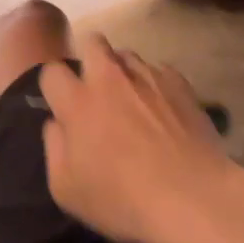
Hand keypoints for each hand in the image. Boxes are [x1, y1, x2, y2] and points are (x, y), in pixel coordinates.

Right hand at [39, 36, 243, 242]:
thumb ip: (54, 148)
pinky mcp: (179, 82)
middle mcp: (110, 77)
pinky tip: (164, 112)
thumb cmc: (122, 200)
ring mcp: (147, 75)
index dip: (55, 88)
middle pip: (92, 42)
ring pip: (127, 56)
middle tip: (97, 91)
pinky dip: (156, 85)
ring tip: (134, 102)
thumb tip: (56, 123)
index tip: (63, 107)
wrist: (191, 196)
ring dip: (124, 73)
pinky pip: (159, 71)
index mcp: (78, 102)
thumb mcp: (67, 190)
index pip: (52, 72)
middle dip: (90, 59)